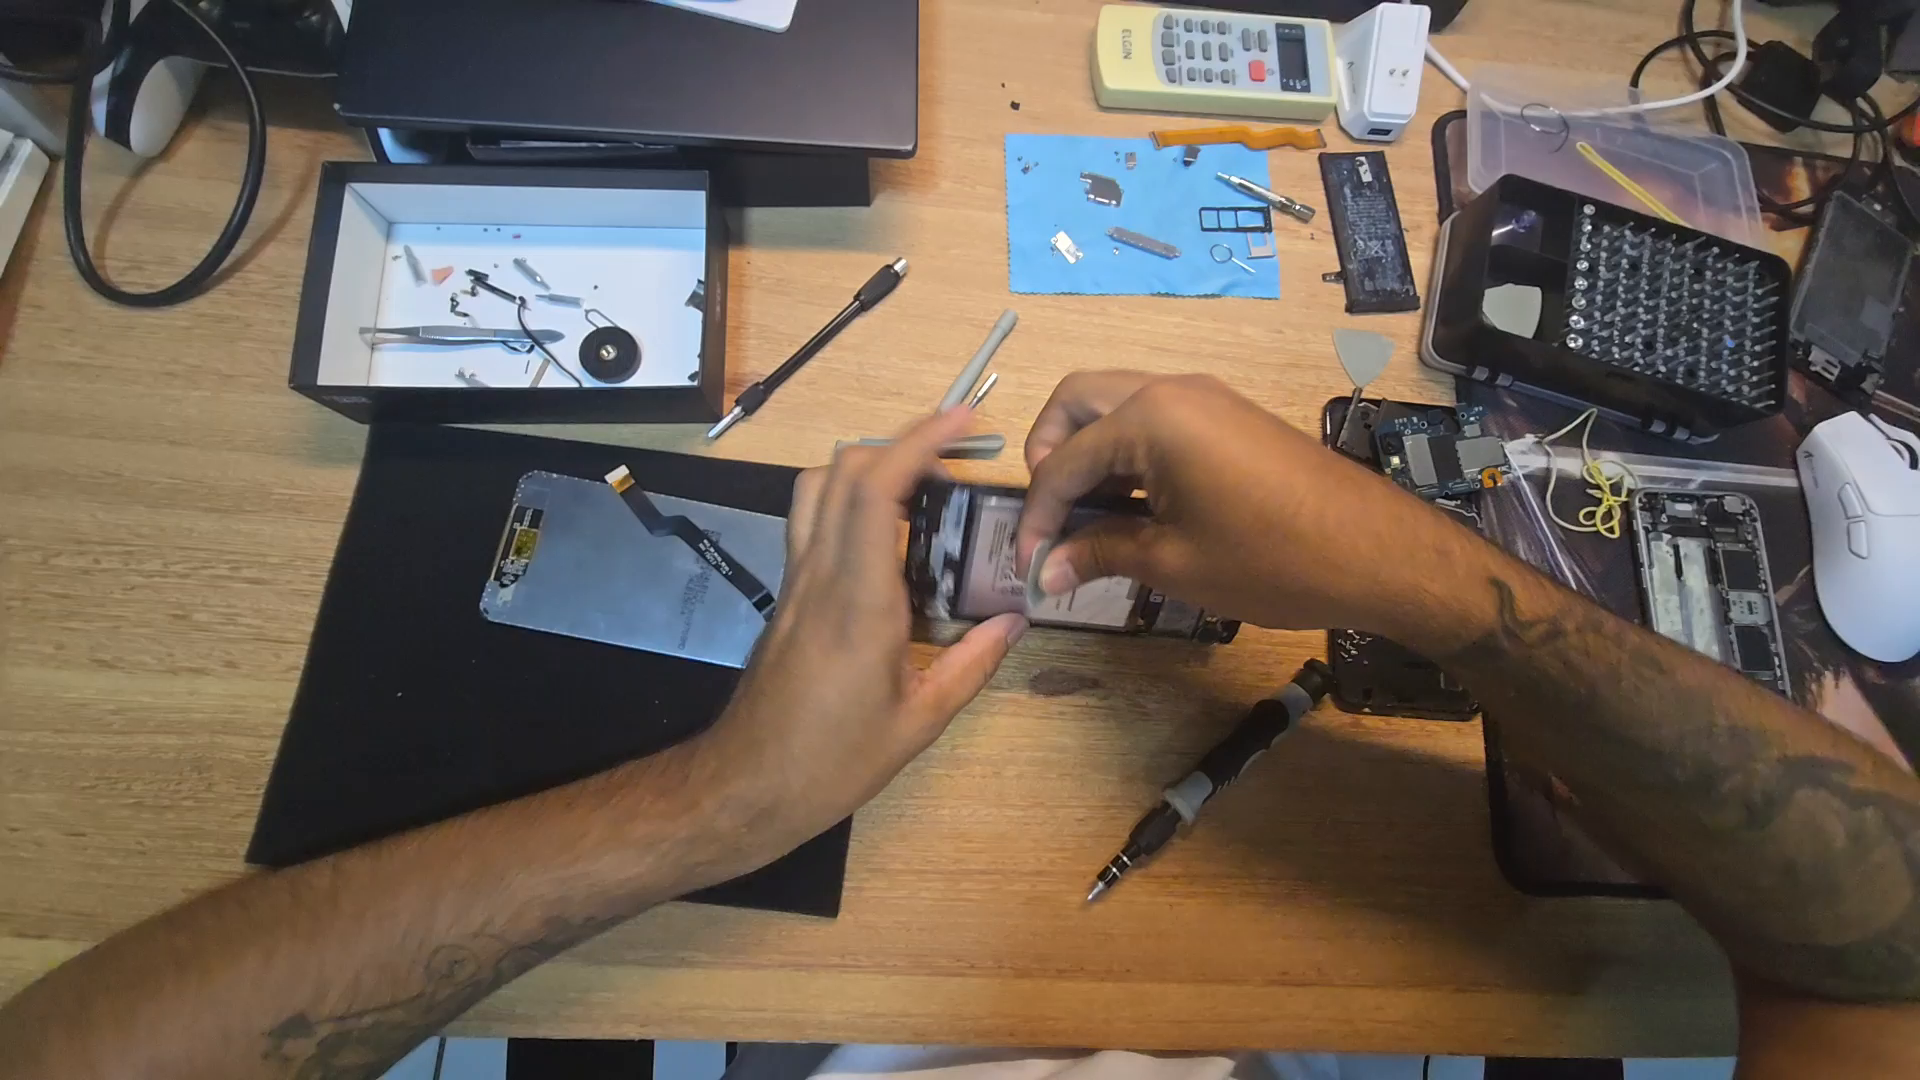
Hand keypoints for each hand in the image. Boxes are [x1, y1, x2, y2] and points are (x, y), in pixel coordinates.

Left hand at [695, 408, 1028, 858]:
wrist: (746, 785)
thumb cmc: (833, 761)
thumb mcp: (920, 722)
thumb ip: (972, 663)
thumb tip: (1015, 620)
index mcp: (860, 601)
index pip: (877, 493)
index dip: (919, 442)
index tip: (963, 420)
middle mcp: (820, 573)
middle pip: (843, 470)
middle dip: (901, 442)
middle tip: (954, 457)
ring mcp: (796, 578)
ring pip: (817, 486)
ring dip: (867, 464)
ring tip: (919, 482)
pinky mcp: (787, 591)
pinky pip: (812, 519)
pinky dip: (849, 496)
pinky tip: (886, 530)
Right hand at [1015, 372, 1475, 633]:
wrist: (1379, 553)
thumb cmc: (1270, 560)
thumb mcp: (1172, 563)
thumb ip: (1098, 554)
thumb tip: (1045, 572)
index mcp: (1150, 418)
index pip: (1064, 460)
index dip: (1038, 514)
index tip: (1027, 561)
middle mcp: (1170, 389)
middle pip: (1077, 400)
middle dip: (1048, 453)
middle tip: (1051, 511)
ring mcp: (1202, 397)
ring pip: (1114, 404)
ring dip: (1085, 450)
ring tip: (1086, 513)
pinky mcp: (1224, 415)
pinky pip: (1151, 418)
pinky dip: (1124, 451)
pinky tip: (1130, 503)